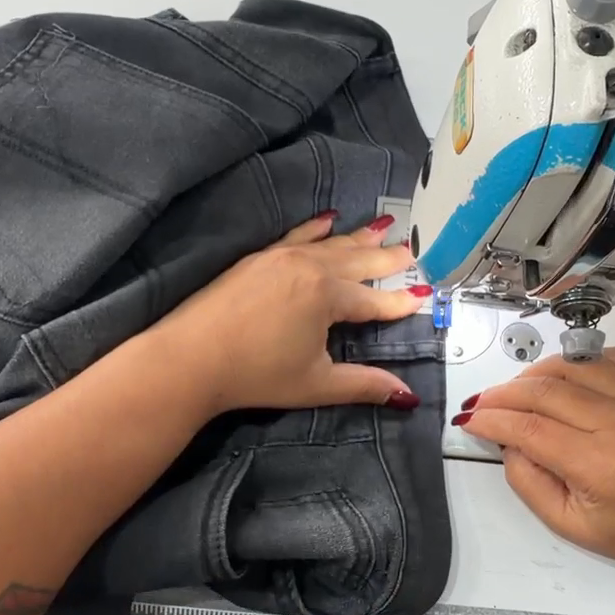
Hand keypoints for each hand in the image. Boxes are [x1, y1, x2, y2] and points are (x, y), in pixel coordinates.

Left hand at [152, 211, 427, 415]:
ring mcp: (280, 257)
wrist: (189, 358)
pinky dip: (315, 228)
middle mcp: (308, 267)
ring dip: (358, 238)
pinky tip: (328, 218)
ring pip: (330, 244)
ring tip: (383, 228)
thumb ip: (364, 385)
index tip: (424, 296)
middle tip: (412, 251)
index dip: (400, 302)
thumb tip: (407, 396)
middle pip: (357, 262)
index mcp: (327, 296)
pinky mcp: (257, 258)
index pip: (373, 301)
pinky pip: (296, 235)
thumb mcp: (316, 384)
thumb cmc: (255, 375)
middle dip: (386, 259)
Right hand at [455, 348, 614, 587]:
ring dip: (534, 373)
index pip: (529, 428)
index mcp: (601, 464)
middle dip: (503, 394)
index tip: (468, 419)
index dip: (491, 420)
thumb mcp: (569, 525)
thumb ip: (528, 481)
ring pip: (573, 364)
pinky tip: (560, 378)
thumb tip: (507, 442)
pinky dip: (577, 360)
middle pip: (546, 390)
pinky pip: (609, 358)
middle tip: (480, 404)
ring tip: (514, 393)